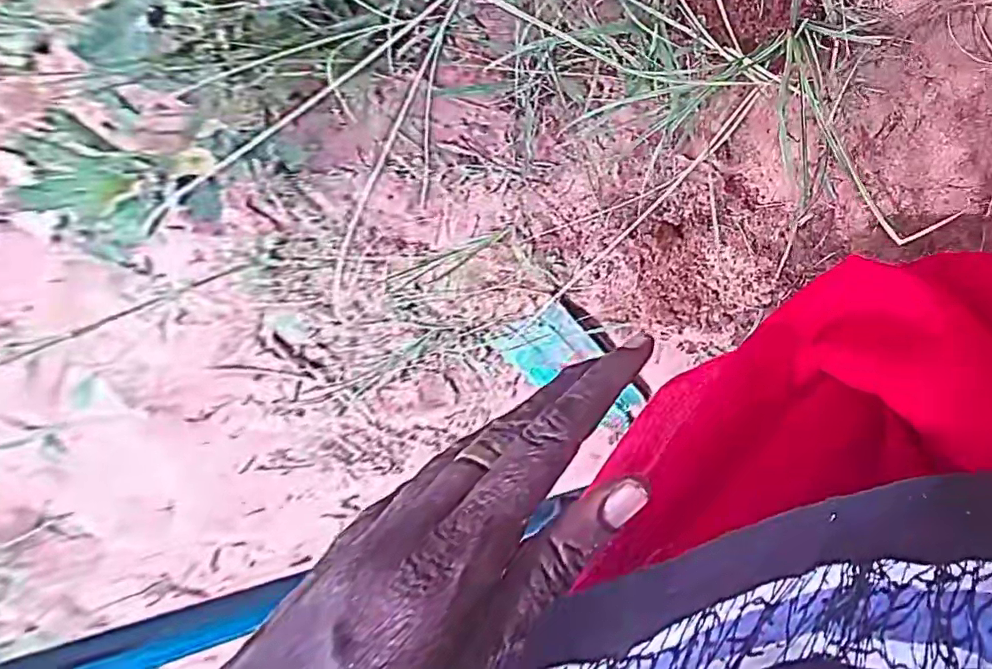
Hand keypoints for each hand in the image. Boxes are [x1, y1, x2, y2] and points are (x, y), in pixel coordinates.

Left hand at [227, 342, 654, 668]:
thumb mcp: (494, 644)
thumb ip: (563, 559)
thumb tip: (630, 490)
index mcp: (457, 549)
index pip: (547, 440)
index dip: (599, 387)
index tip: (634, 350)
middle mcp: (413, 521)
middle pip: (508, 428)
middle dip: (569, 385)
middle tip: (613, 357)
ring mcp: (379, 525)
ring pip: (469, 443)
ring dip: (528, 410)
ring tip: (569, 390)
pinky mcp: (357, 536)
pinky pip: (434, 469)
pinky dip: (482, 443)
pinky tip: (494, 447)